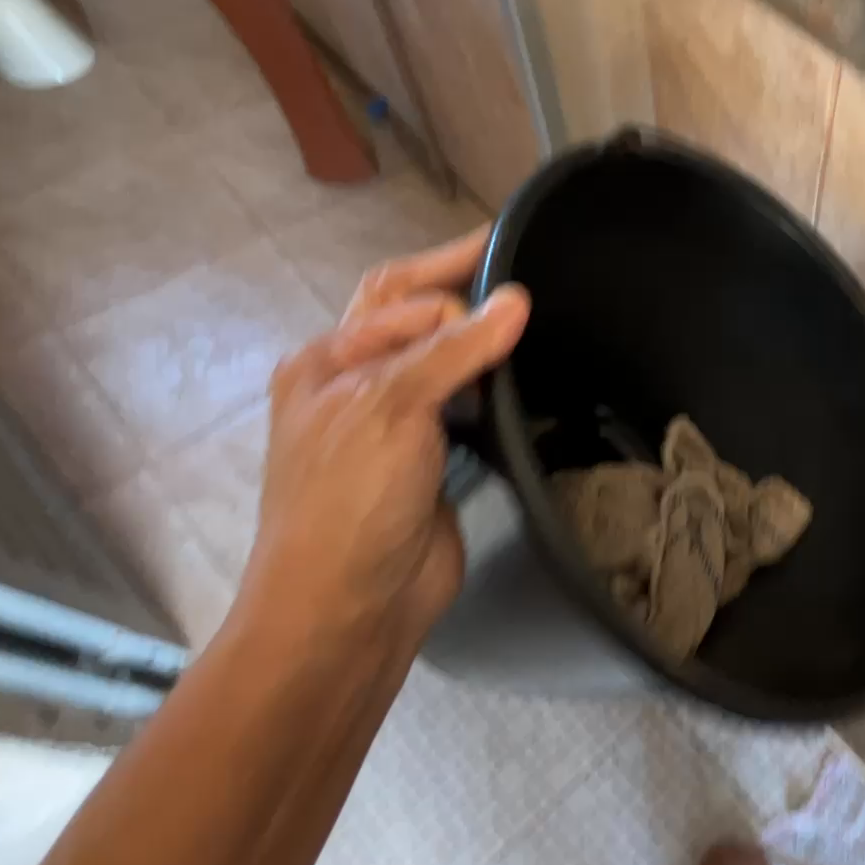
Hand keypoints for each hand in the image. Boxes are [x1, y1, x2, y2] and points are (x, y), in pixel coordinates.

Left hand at [239, 226, 530, 638]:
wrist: (354, 605)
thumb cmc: (352, 501)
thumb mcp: (390, 410)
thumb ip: (454, 350)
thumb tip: (517, 298)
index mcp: (328, 362)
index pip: (397, 296)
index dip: (451, 281)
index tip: (513, 260)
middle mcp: (360, 385)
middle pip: (415, 318)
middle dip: (461, 288)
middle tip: (524, 263)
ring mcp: (399, 424)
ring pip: (446, 361)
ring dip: (481, 337)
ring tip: (536, 316)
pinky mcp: (436, 458)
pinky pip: (469, 404)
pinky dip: (497, 384)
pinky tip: (529, 376)